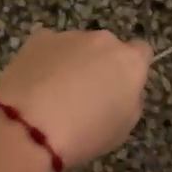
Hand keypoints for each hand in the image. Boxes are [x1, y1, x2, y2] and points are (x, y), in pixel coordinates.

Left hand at [0, 29, 153, 167]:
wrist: (29, 128)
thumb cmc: (84, 134)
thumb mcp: (122, 129)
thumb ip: (130, 101)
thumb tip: (120, 90)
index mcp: (130, 62)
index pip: (142, 52)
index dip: (132, 69)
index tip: (119, 89)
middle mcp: (104, 41)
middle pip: (108, 48)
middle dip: (100, 65)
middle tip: (84, 96)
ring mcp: (71, 36)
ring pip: (77, 47)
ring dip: (72, 63)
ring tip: (52, 96)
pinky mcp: (40, 38)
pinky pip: (50, 47)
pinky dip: (46, 60)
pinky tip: (33, 85)